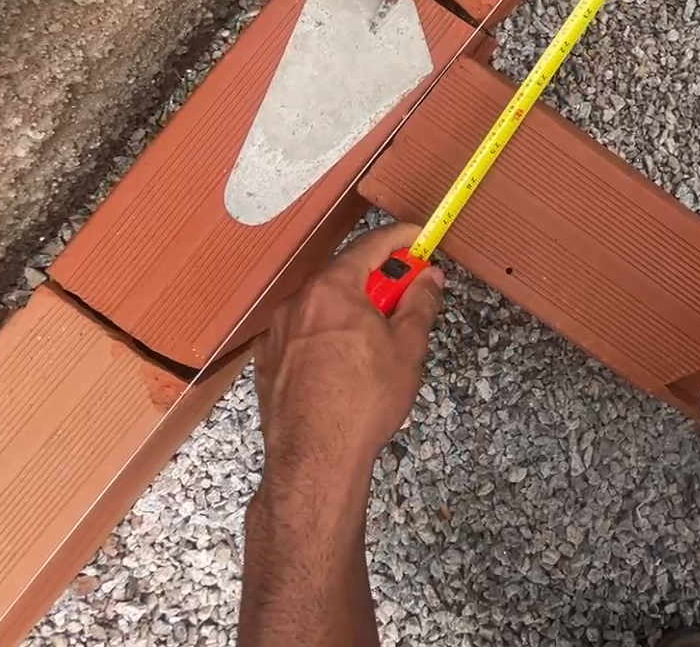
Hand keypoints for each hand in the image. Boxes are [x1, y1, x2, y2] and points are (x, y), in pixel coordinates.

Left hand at [254, 222, 443, 478]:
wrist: (314, 462)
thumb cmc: (363, 401)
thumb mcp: (408, 346)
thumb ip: (421, 302)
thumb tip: (430, 276)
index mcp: (333, 289)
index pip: (372, 245)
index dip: (403, 238)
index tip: (423, 239)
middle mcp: (298, 302)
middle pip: (347, 273)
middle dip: (382, 279)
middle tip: (411, 296)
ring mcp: (278, 333)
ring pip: (325, 304)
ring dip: (356, 307)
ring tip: (383, 337)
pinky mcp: (269, 362)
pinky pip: (306, 332)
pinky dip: (331, 332)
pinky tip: (350, 362)